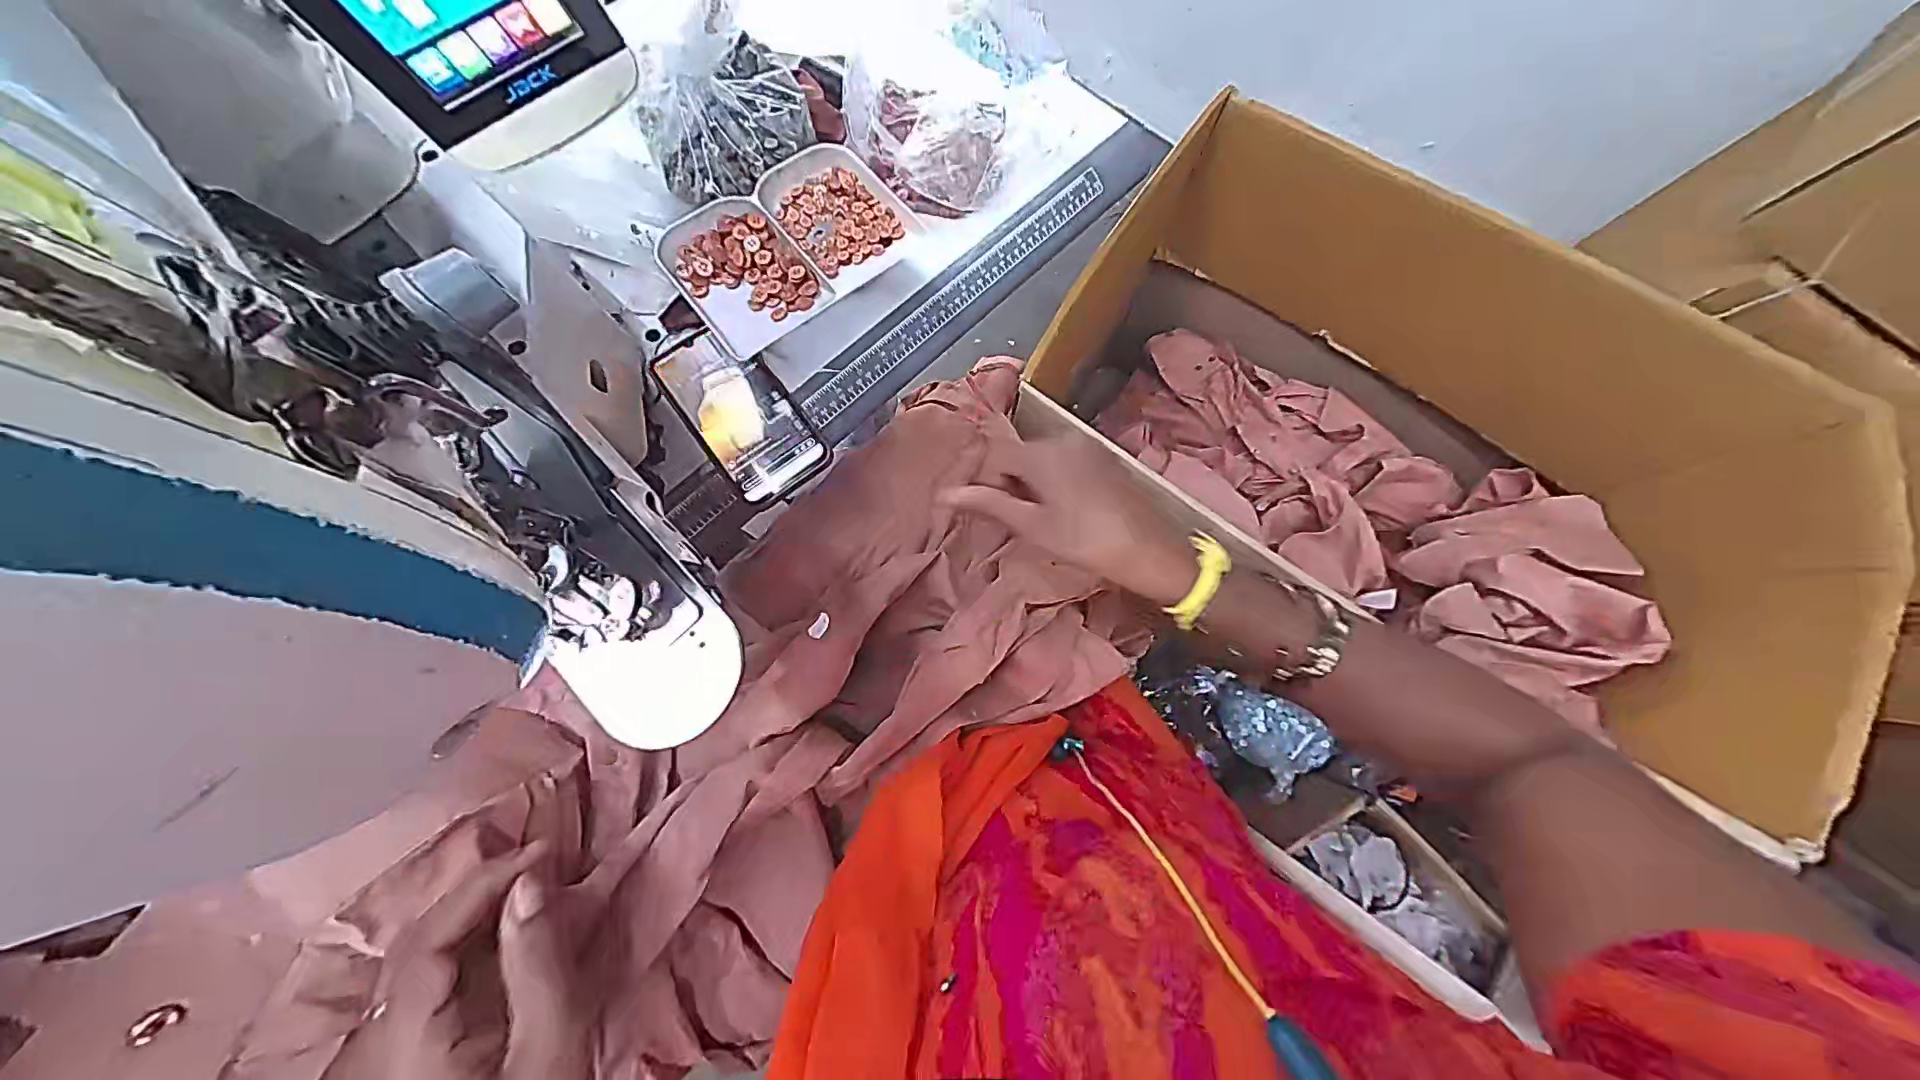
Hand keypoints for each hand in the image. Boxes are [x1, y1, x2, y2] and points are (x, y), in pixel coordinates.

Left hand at [320, 842, 592, 1079]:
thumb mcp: (551, 1044)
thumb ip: (540, 963)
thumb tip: (532, 884)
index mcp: (409, 1042)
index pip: (430, 940)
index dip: (483, 883)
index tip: (542, 853)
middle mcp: (386, 1041)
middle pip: (420, 944)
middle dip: (480, 889)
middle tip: (538, 860)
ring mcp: (398, 1047)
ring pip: (425, 957)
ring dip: (479, 909)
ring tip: (530, 880)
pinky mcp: (419, 1050)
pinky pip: (438, 976)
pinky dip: (478, 937)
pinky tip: (512, 924)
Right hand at [939, 433, 1195, 605]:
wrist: (1150, 550)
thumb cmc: (1086, 542)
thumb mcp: (1032, 526)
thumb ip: (989, 504)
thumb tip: (946, 495)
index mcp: (1042, 452)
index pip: (996, 454)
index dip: (987, 482)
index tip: (995, 512)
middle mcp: (1064, 439)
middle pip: (1019, 454)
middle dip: (1010, 483)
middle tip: (1018, 520)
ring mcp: (1087, 446)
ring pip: (1041, 457)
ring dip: (1031, 483)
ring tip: (1043, 519)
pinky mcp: (1103, 457)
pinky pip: (1064, 460)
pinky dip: (1054, 480)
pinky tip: (1066, 510)